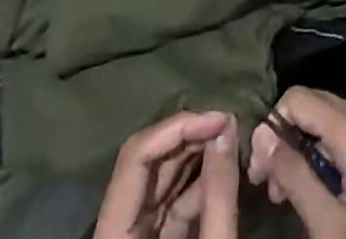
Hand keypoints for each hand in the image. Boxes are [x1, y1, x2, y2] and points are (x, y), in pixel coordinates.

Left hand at [94, 111, 237, 238]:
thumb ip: (218, 195)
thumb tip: (227, 130)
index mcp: (113, 234)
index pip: (135, 158)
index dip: (178, 128)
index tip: (220, 119)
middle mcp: (117, 227)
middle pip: (149, 164)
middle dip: (192, 136)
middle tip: (231, 122)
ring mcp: (135, 234)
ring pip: (163, 180)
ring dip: (199, 153)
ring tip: (232, 135)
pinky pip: (174, 201)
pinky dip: (202, 180)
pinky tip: (225, 164)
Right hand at [247, 87, 345, 238]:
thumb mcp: (329, 222)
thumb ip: (294, 175)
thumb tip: (262, 134)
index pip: (297, 98)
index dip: (271, 128)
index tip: (258, 171)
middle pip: (308, 104)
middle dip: (281, 139)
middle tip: (266, 184)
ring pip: (319, 118)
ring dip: (295, 149)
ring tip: (282, 194)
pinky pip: (335, 131)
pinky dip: (314, 153)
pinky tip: (307, 187)